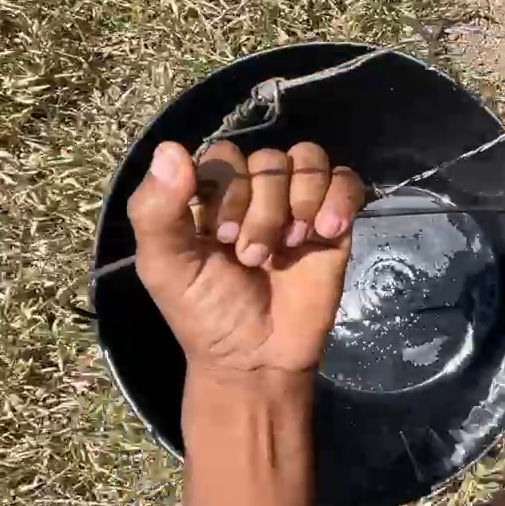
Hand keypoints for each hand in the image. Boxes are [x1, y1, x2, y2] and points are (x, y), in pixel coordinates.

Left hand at [125, 139, 366, 383]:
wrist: (259, 356)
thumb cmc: (205, 312)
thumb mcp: (165, 266)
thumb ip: (156, 210)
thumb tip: (169, 148)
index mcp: (211, 195)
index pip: (225, 156)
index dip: (228, 188)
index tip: (220, 238)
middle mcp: (257, 192)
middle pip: (270, 159)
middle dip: (264, 209)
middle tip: (254, 257)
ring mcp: (300, 205)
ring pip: (310, 160)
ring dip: (301, 199)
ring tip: (294, 242)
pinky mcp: (337, 222)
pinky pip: (348, 182)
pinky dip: (339, 199)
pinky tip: (326, 233)